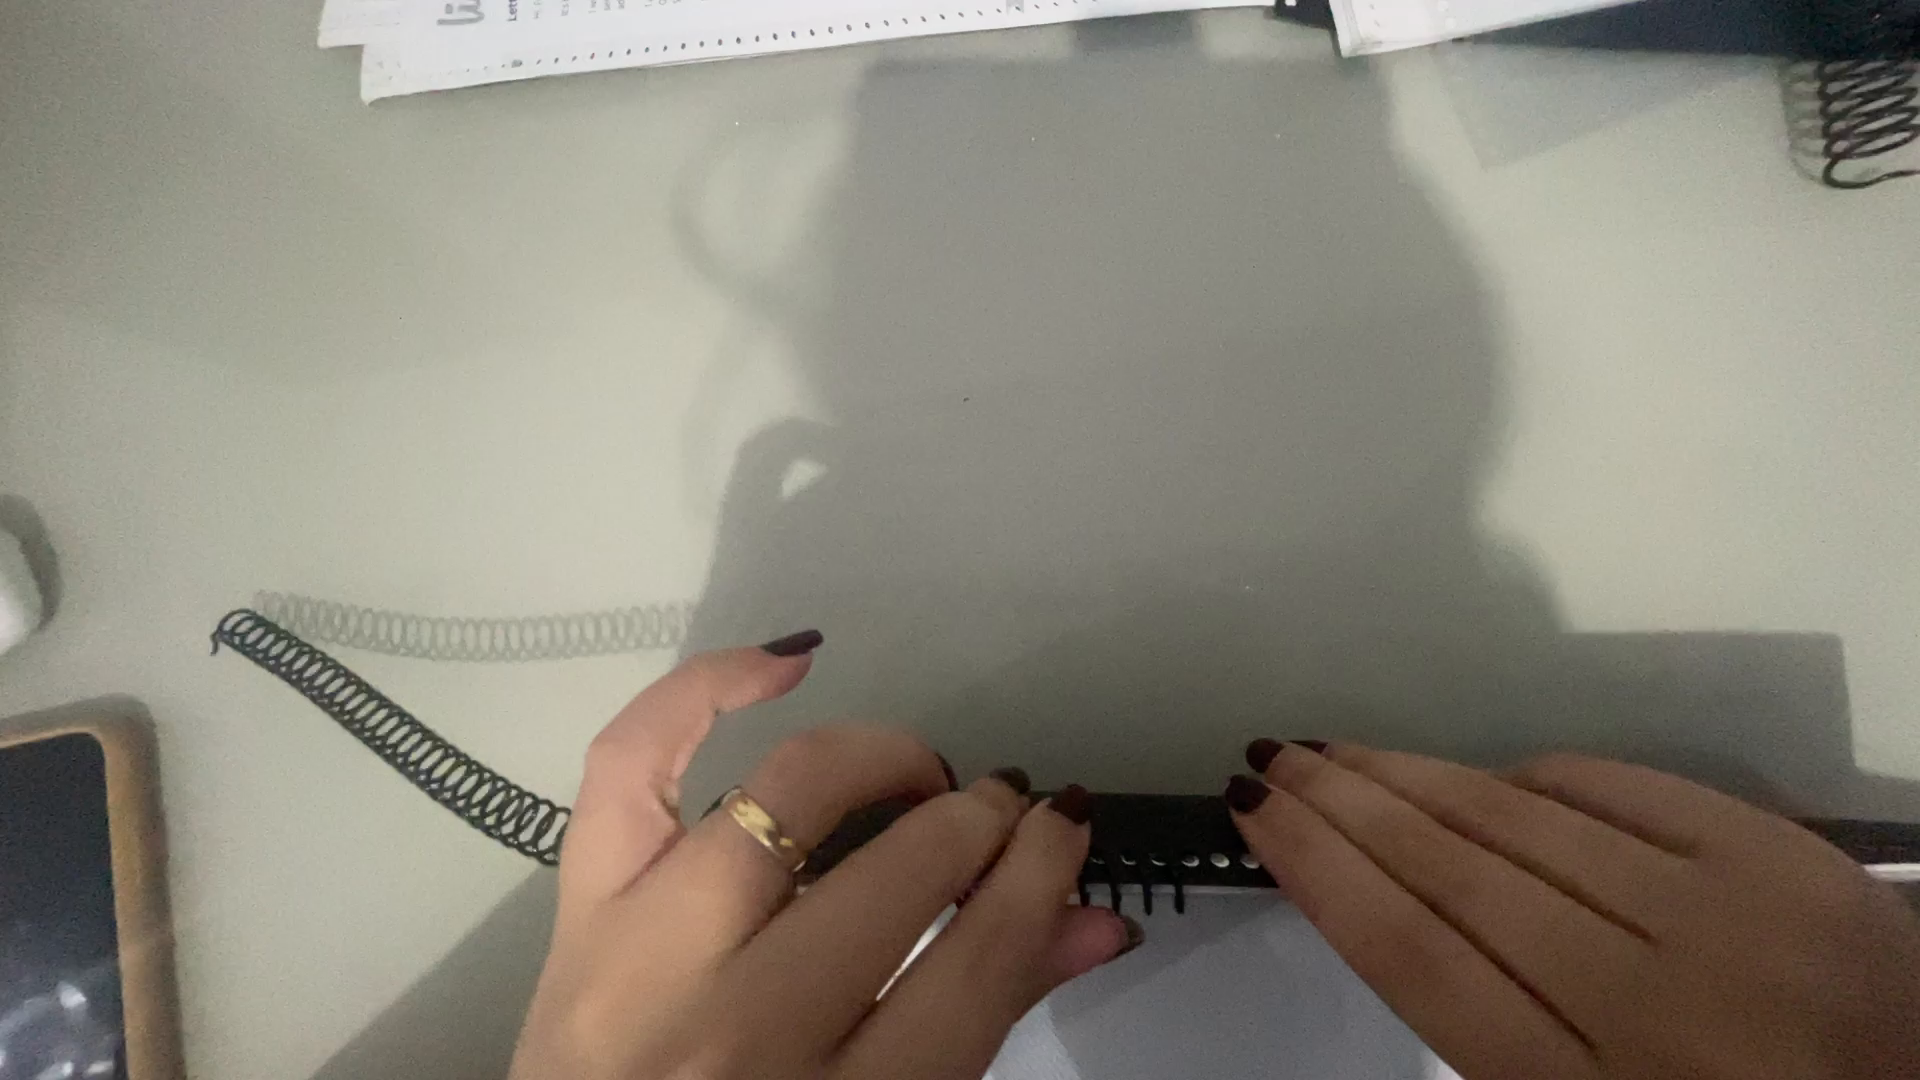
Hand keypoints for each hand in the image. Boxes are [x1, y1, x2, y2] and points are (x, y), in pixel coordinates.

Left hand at [508, 635, 1135, 1079]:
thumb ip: (996, 1006)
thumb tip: (1098, 915)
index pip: (972, 965)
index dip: (1038, 873)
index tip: (1059, 821)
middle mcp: (734, 1031)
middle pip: (894, 877)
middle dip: (975, 818)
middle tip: (998, 802)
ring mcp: (642, 957)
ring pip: (786, 798)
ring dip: (880, 758)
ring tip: (918, 769)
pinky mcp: (580, 906)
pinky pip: (631, 761)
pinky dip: (706, 690)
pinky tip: (786, 662)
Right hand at [1227, 742, 1919, 1079]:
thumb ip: (1469, 1005)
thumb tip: (1377, 871)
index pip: (1407, 950)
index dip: (1313, 864)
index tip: (1252, 808)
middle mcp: (1663, 1016)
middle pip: (1446, 872)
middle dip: (1336, 801)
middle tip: (1273, 757)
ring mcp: (1739, 929)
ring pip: (1513, 818)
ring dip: (1404, 772)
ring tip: (1336, 751)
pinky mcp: (1793, 864)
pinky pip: (1608, 785)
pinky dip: (1529, 775)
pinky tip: (1485, 776)